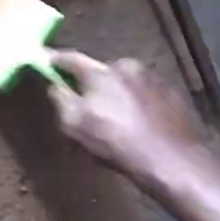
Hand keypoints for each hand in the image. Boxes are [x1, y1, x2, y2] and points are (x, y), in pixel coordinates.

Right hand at [48, 50, 212, 187]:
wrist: (173, 162)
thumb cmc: (116, 142)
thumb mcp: (73, 124)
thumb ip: (59, 99)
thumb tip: (55, 85)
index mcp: (100, 71)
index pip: (70, 58)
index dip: (55, 60)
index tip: (46, 62)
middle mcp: (128, 66)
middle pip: (99, 71)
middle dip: (90, 83)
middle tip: (85, 105)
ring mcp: (154, 79)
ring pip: (123, 82)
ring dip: (115, 94)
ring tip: (115, 120)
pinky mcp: (173, 95)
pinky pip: (144, 94)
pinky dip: (136, 104)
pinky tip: (137, 125)